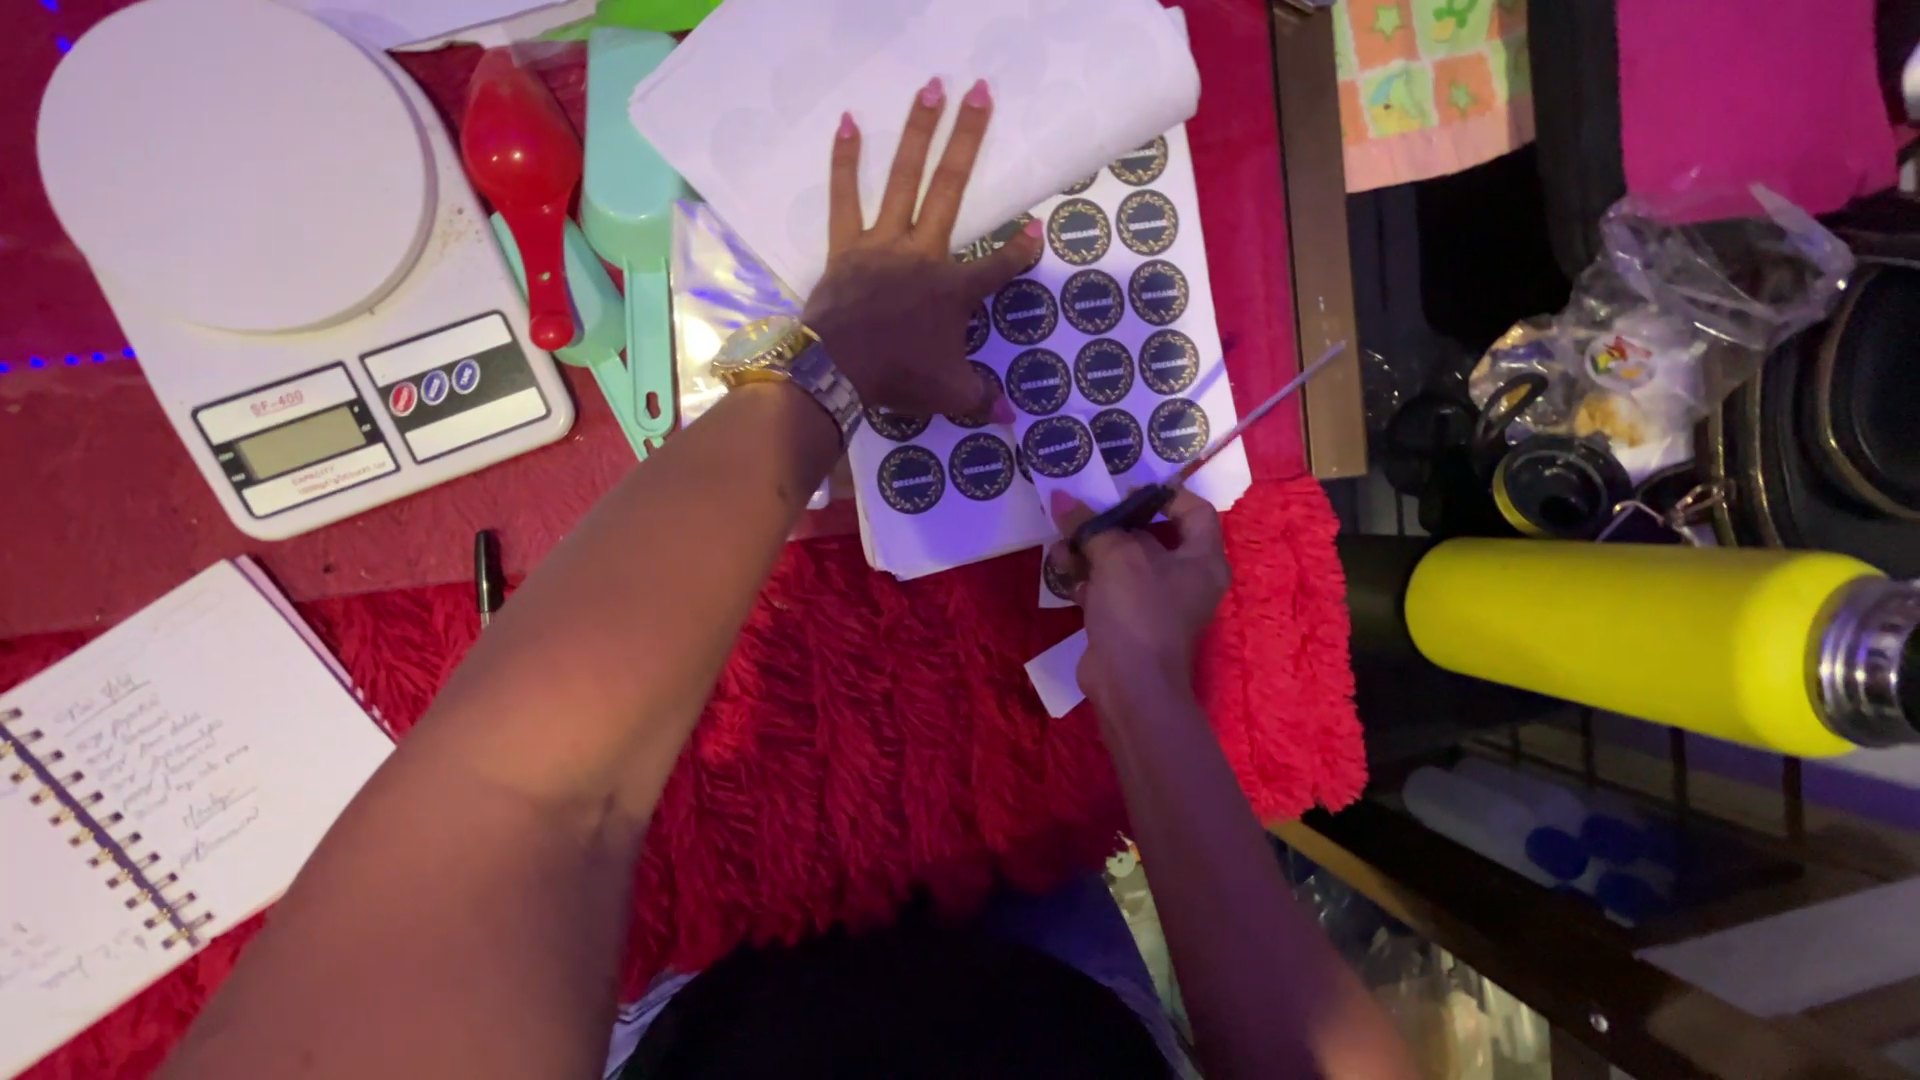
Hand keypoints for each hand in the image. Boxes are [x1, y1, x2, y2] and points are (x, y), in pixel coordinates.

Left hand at [804, 77, 1037, 421]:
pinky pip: (845, 199)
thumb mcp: (950, 394)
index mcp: (954, 291)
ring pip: (906, 181)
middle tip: (982, 94)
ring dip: (919, 133)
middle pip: (952, 191)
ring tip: (931, 89)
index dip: (1019, 251)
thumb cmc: (899, 378)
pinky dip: (846, 162)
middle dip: (969, 142)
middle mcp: (923, 255)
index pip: (997, 267)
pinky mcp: (847, 247)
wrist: (837, 371)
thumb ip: (980, 399)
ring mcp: (884, 245)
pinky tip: (850, 122)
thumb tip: (1009, 418)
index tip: (1035, 231)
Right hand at [1046, 489, 1230, 706]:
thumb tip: (1062, 497)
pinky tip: (1061, 567)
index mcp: (1201, 559)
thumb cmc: (1139, 611)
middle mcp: (1184, 578)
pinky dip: (1086, 576)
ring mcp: (1154, 601)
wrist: (1129, 684)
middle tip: (1081, 509)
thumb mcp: (1117, 557)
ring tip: (1061, 540)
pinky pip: (1106, 587)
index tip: (1126, 488)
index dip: (1163, 494)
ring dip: (1090, 548)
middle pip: (1149, 535)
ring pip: (1121, 561)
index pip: (1194, 510)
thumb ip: (1091, 525)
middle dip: (1111, 522)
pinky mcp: (1127, 620)